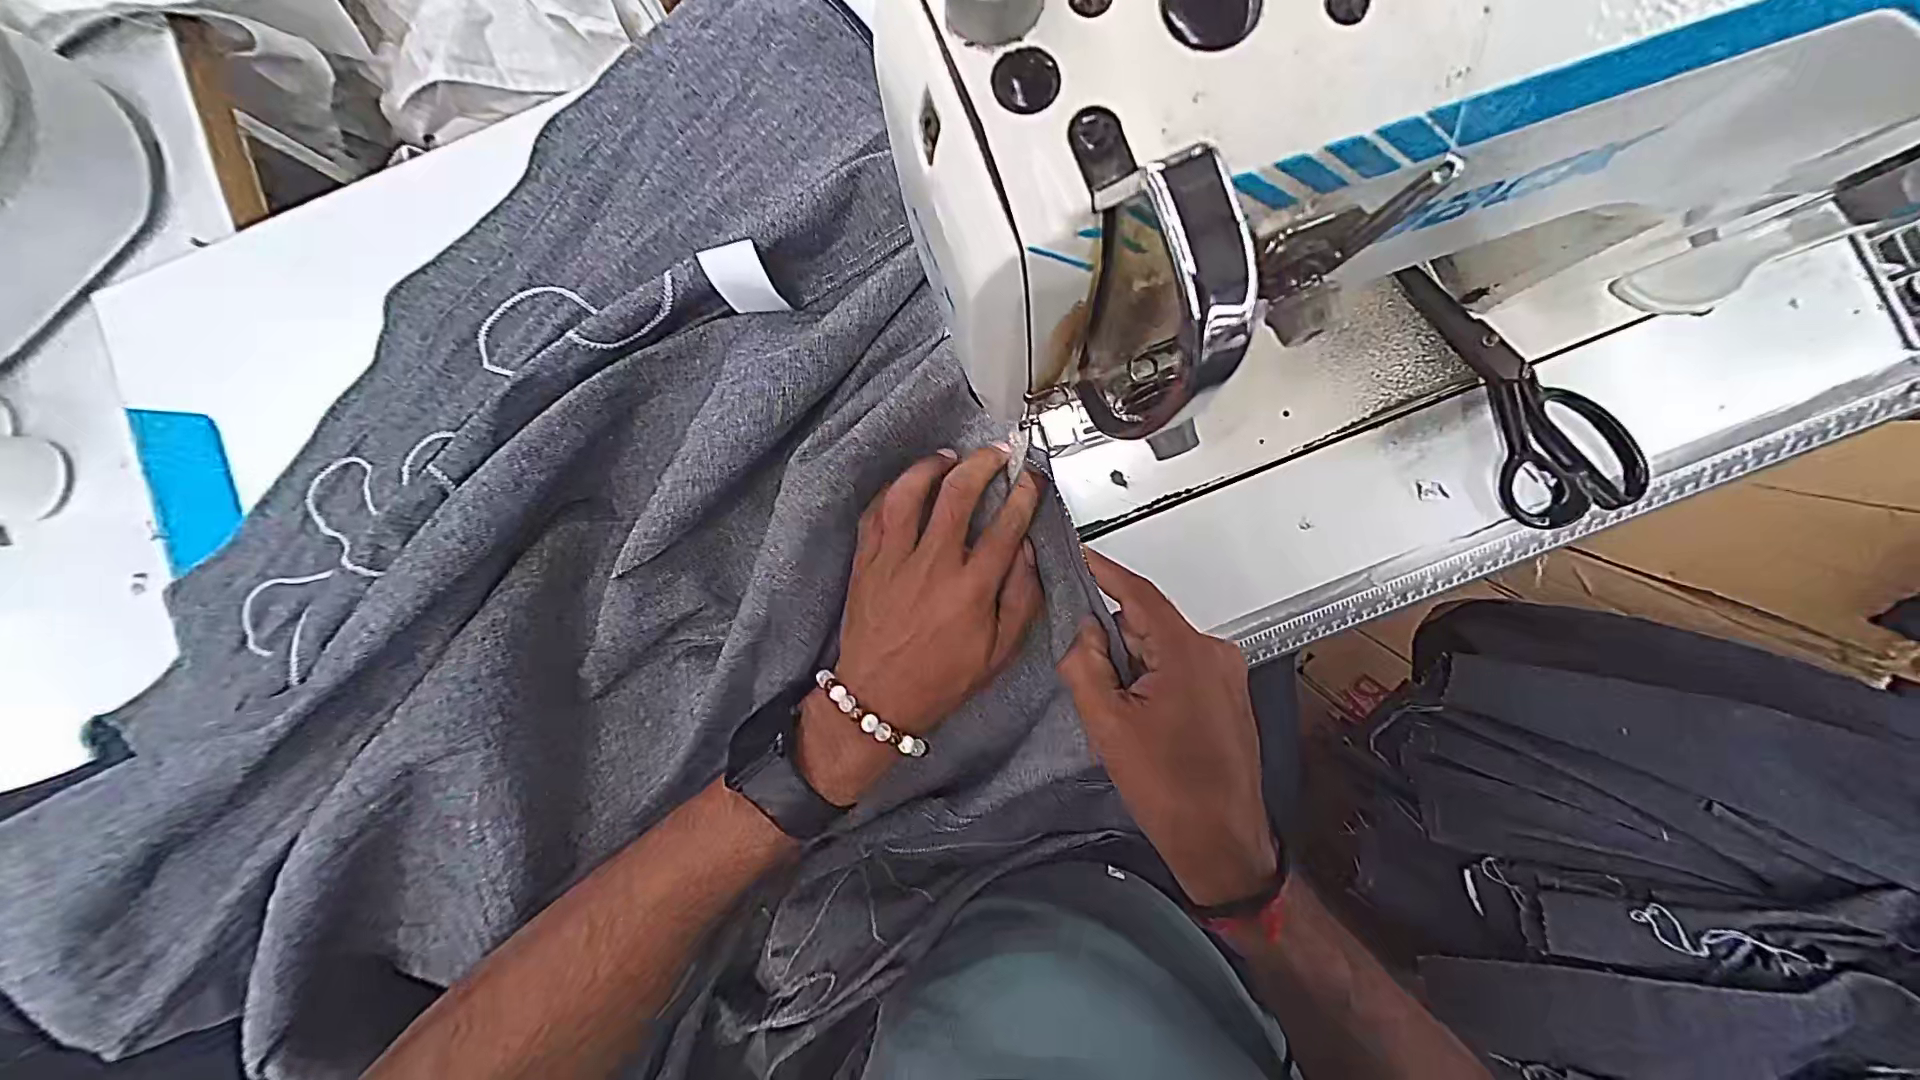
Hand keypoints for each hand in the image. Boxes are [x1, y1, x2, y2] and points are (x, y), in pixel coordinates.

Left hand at [794, 446, 1045, 803]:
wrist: (877, 698)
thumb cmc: (937, 679)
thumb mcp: (999, 653)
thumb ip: (1021, 600)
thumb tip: (1027, 555)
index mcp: (971, 589)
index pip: (1005, 525)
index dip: (1023, 495)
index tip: (1029, 481)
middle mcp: (932, 566)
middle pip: (959, 494)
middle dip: (983, 464)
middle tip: (996, 455)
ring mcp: (895, 561)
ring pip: (910, 494)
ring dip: (932, 467)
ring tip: (949, 457)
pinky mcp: (867, 563)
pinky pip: (876, 513)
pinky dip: (892, 491)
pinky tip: (907, 484)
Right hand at [1057, 548, 1276, 906]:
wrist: (1219, 841)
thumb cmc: (1173, 791)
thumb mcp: (1107, 724)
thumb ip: (1085, 665)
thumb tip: (1083, 633)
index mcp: (1188, 654)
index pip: (1138, 593)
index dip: (1105, 571)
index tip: (1084, 555)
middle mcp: (1215, 656)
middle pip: (1147, 623)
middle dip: (1114, 641)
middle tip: (1091, 676)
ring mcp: (1226, 675)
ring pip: (1162, 647)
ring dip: (1133, 665)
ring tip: (1123, 713)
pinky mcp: (1227, 694)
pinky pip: (1179, 666)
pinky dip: (1152, 678)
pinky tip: (1143, 718)